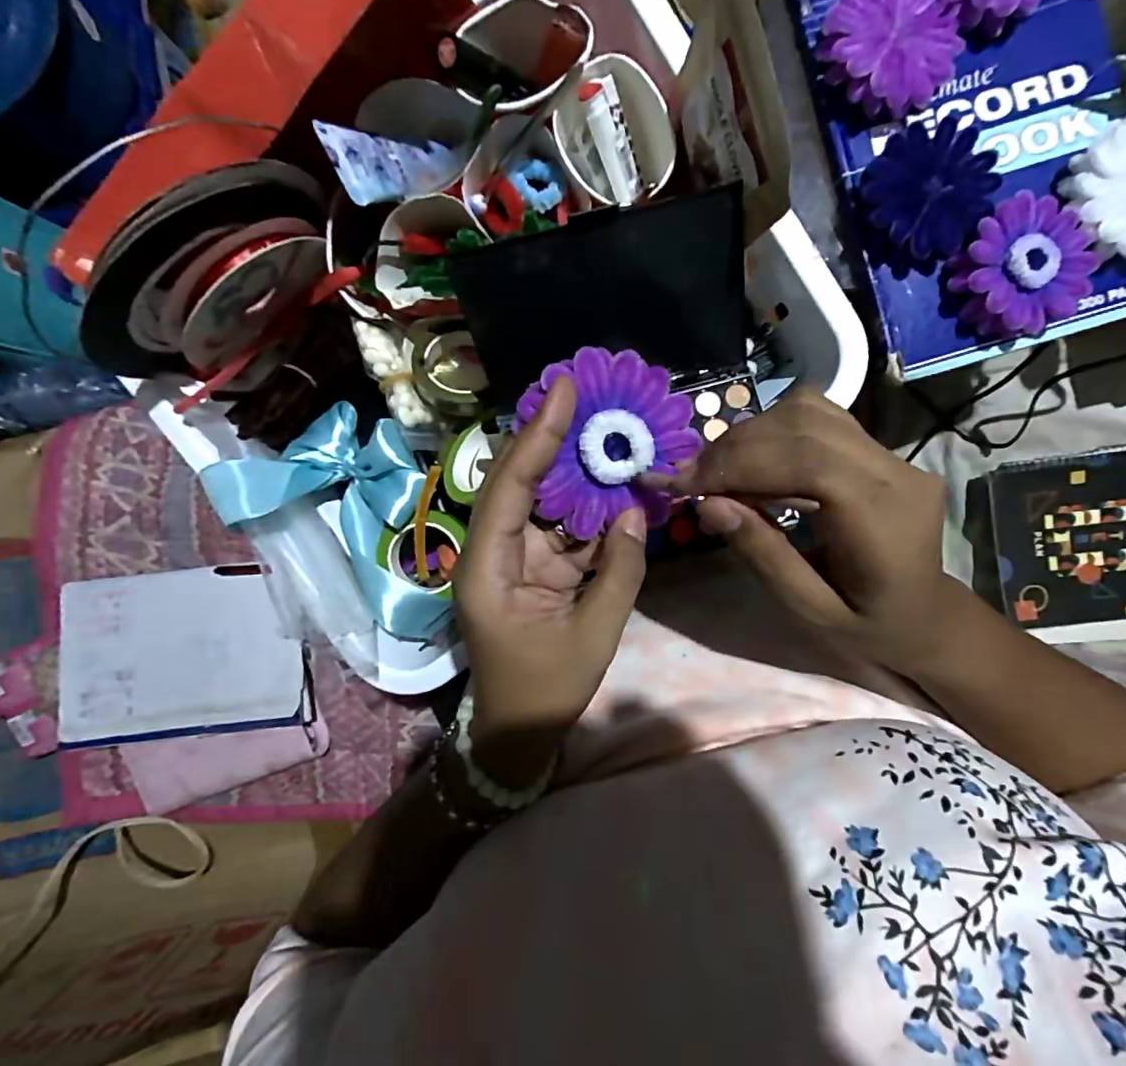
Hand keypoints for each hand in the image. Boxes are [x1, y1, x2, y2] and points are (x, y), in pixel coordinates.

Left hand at [452, 378, 646, 784]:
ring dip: (576, 472)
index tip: (563, 391)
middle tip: (585, 394)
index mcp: (489, 568)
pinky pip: (562, 531)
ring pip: (544, 503)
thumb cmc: (547, 690)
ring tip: (607, 430)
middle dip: (552, 439)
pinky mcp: (534, 571)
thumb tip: (636, 514)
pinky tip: (616, 486)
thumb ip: (620, 571)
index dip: (537, 436)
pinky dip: (590, 512)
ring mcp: (515, 560)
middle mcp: (494, 553)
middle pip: (520, 483)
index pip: (510, 488)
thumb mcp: (594, 634)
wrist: (520, 734)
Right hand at [651, 387, 962, 673]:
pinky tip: (755, 464)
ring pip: (811, 411)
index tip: (687, 485)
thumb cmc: (873, 630)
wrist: (929, 620)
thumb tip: (710, 504)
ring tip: (719, 473)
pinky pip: (822, 421)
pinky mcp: (884, 452)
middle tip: (693, 480)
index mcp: (884, 520)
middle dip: (738, 447)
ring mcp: (895, 456)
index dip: (740, 463)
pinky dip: (776, 433)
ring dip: (754, 434)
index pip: (806, 462)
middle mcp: (896, 474)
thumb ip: (765, 556)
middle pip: (805, 425)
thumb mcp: (813, 613)